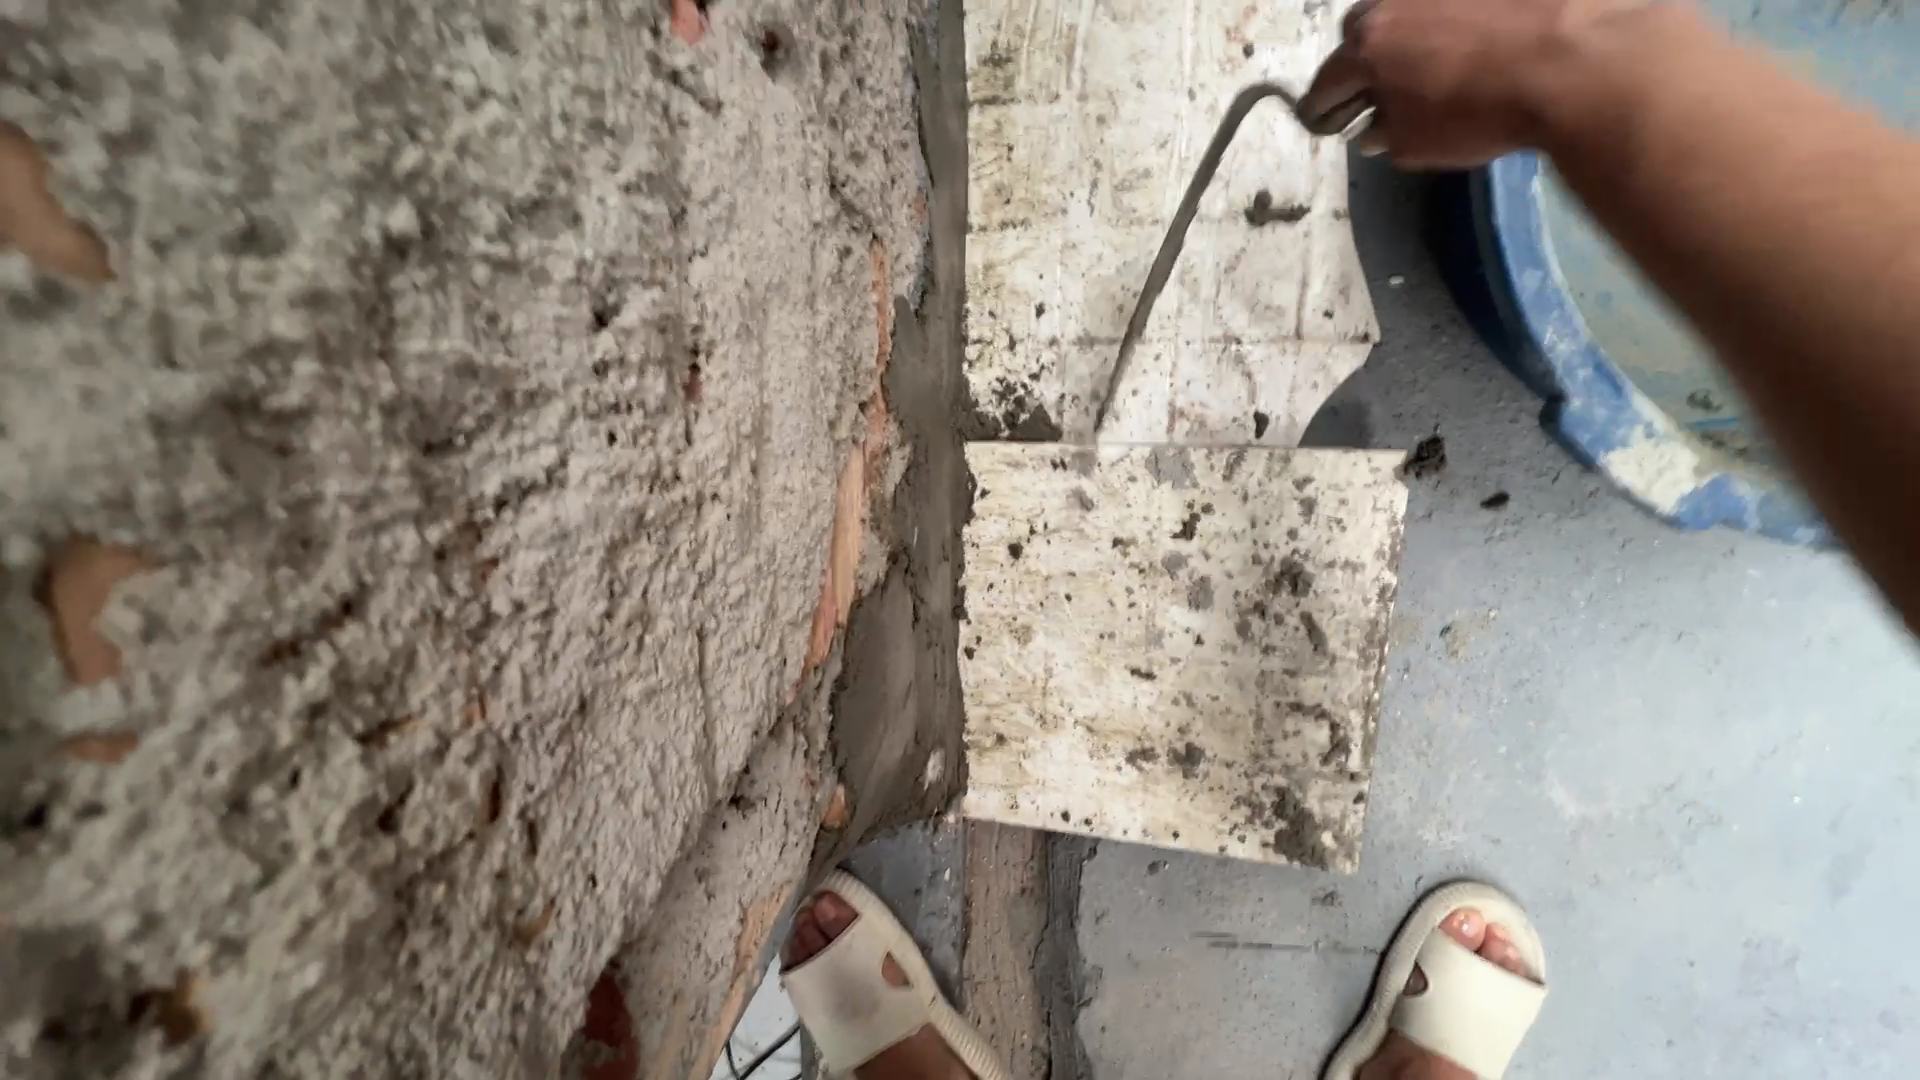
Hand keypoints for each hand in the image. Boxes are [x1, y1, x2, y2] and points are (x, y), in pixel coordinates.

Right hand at [1299, 0, 1651, 168]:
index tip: (1329, 125)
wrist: (1580, 60)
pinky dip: (1456, 19)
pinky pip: (1456, 5)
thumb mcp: (1413, 145)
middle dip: (1361, 60)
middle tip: (1378, 88)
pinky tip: (1475, 39)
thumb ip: (1383, 130)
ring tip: (1428, 60)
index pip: (1324, 85)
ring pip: (1407, 7)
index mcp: (1365, 46)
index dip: (1322, 111)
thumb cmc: (1479, 113)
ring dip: (1407, 32)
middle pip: (1360, 29)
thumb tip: (1375, 123)